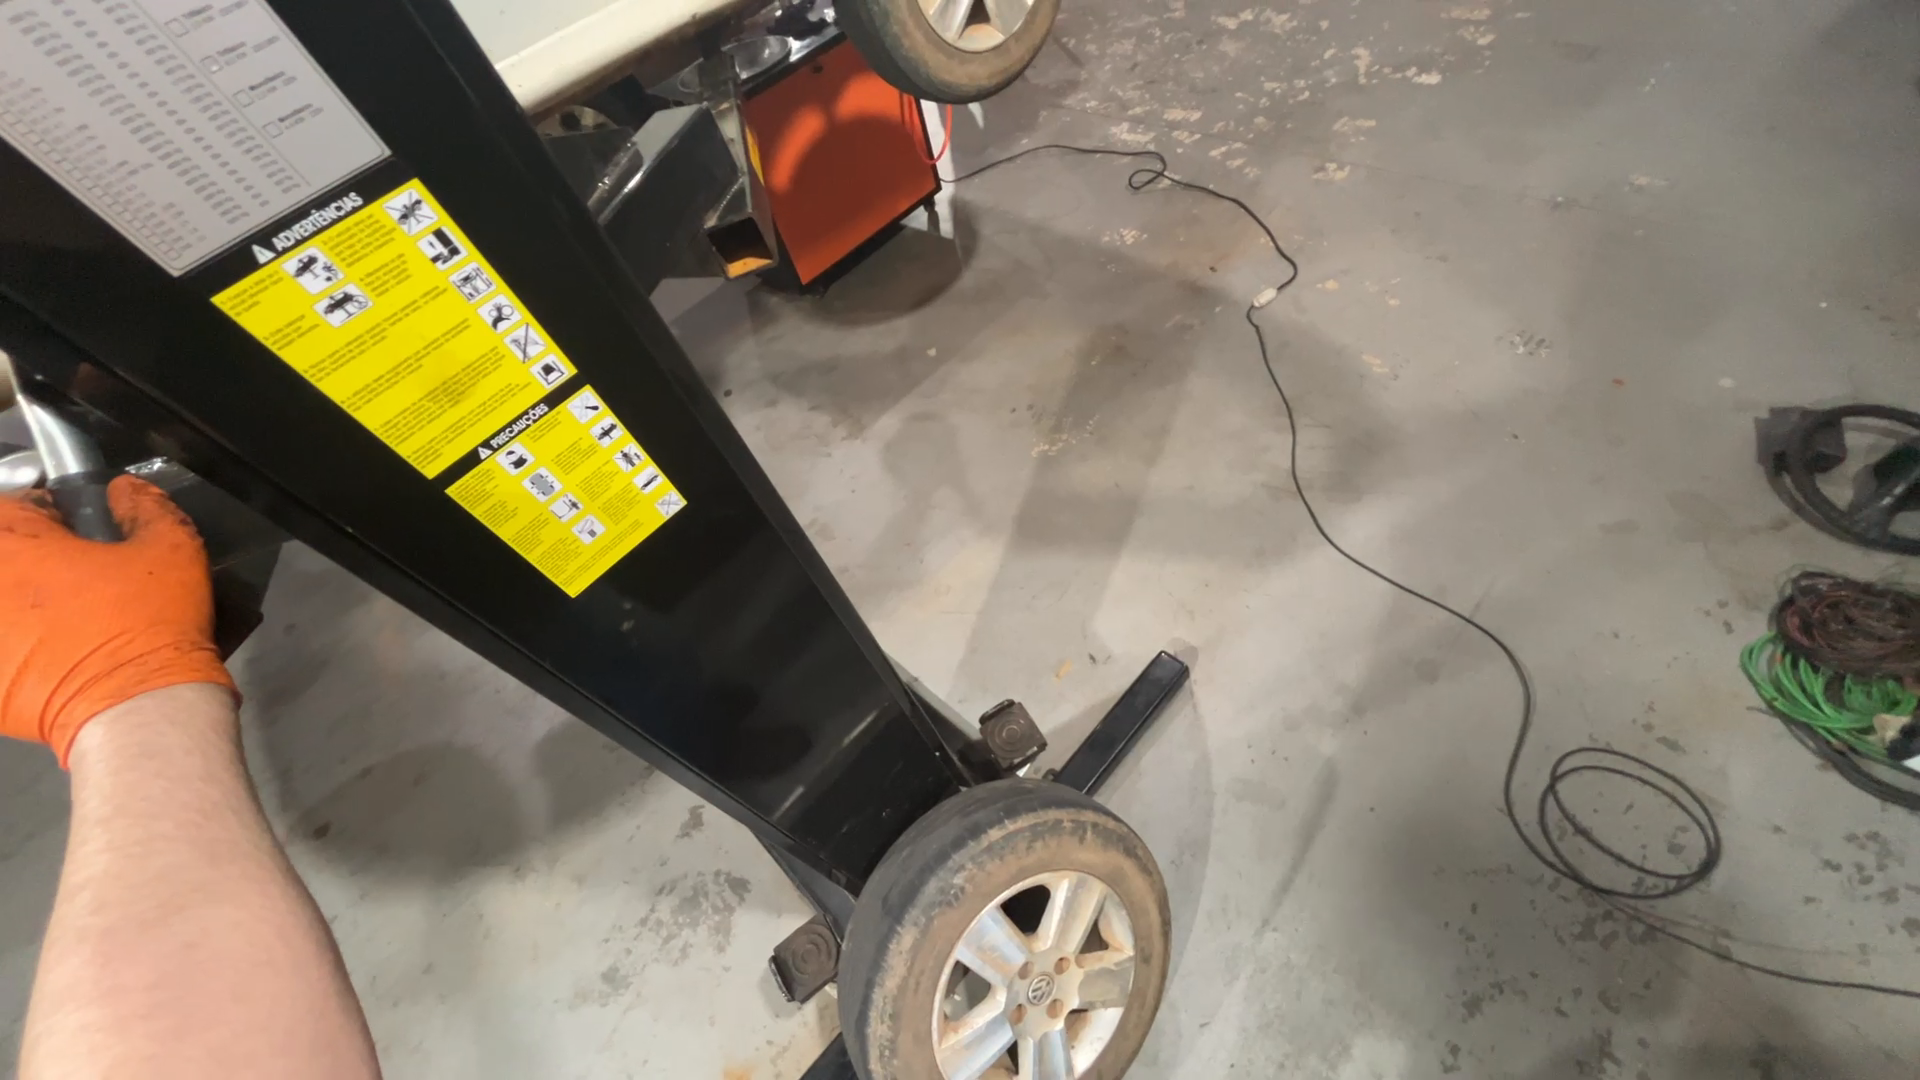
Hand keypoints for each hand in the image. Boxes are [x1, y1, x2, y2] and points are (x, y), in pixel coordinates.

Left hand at [0, 475, 233, 765]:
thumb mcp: (175, 553)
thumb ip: (148, 510)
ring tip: (67, 623)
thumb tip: (125, 489)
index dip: (47, 512)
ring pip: (6, 606)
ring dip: (25, 604)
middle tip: (74, 578)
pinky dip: (21, 649)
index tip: (78, 530)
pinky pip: (5, 648)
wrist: (132, 700)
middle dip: (32, 561)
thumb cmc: (151, 618)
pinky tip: (54, 658)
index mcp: (12, 544)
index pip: (11, 504)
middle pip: (6, 559)